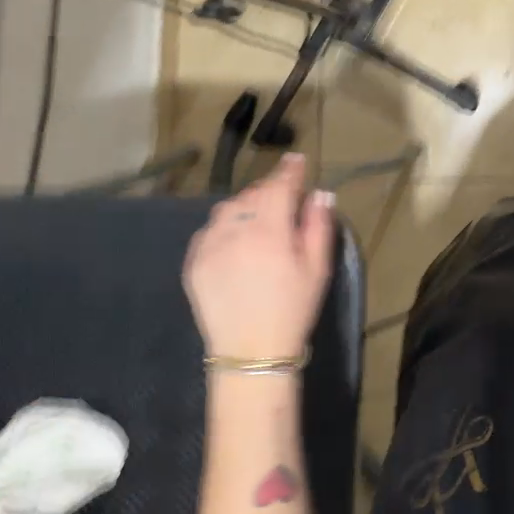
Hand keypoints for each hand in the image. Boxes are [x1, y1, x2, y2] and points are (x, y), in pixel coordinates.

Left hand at [183, 154, 335, 361]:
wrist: (251, 353)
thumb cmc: (293, 309)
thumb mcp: (317, 268)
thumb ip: (317, 226)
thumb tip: (320, 193)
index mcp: (270, 232)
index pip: (279, 186)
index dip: (289, 170)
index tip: (296, 159)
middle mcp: (236, 232)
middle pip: (253, 194)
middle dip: (270, 190)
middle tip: (284, 199)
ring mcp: (210, 248)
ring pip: (227, 208)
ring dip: (245, 205)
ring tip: (258, 217)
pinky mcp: (194, 264)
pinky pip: (208, 230)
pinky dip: (223, 225)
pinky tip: (235, 238)